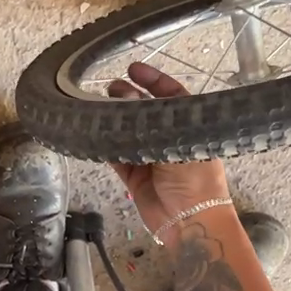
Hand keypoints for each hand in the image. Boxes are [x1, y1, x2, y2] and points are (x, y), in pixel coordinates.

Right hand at [107, 63, 230, 234]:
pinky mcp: (134, 177)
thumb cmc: (195, 180)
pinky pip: (116, 155)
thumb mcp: (177, 143)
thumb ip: (150, 121)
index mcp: (190, 128)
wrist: (190, 222)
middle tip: (110, 87)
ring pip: (128, 131)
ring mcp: (150, 158)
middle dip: (129, 97)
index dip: (154, 80)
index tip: (133, 69)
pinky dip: (105, 144)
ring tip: (98, 103)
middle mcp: (170, 140)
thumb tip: (124, 96)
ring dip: (114, 119)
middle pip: (146, 112)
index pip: (171, 96)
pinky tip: (94, 130)